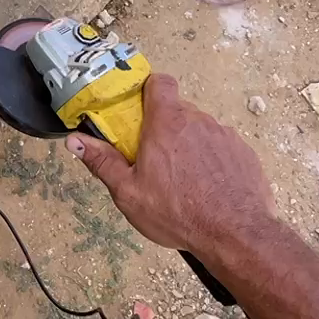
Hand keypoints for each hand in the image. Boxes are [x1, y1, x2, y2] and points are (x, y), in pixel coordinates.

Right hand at [66, 73, 277, 254]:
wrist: (235, 235)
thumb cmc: (180, 213)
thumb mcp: (128, 192)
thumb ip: (102, 162)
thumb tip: (75, 142)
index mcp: (166, 124)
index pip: (159, 83)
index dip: (148, 90)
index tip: (137, 109)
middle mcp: (197, 122)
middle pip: (176, 111)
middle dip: (163, 128)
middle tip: (153, 157)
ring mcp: (223, 136)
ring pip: (198, 130)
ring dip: (187, 146)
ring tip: (181, 179)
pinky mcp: (243, 153)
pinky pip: (220, 147)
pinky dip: (210, 161)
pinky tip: (204, 186)